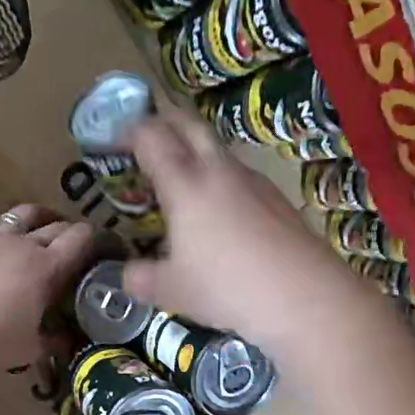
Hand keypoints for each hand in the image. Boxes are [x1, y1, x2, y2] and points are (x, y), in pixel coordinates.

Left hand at [0, 204, 94, 372]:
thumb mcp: (31, 348)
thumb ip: (56, 338)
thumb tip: (70, 336)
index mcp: (45, 267)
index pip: (82, 237)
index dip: (98, 240)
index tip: (105, 251)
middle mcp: (23, 243)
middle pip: (59, 224)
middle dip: (74, 234)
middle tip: (79, 251)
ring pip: (28, 214)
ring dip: (45, 220)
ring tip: (47, 235)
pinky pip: (2, 225)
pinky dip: (16, 230)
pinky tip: (12, 249)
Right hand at [121, 112, 366, 353]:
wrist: (301, 294)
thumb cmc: (225, 288)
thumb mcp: (172, 291)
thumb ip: (142, 279)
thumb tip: (126, 276)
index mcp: (184, 184)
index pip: (151, 137)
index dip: (128, 132)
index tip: (114, 141)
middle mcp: (218, 171)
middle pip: (188, 124)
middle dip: (163, 120)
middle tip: (147, 135)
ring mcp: (253, 181)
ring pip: (218, 148)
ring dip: (195, 148)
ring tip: (182, 172)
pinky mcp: (277, 198)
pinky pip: (240, 174)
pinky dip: (221, 177)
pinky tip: (221, 207)